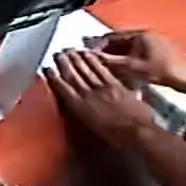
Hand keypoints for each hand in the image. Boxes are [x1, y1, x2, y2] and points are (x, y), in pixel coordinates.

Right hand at [44, 49, 159, 149]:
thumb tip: (79, 103)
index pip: (62, 87)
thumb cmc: (114, 134)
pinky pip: (102, 71)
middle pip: (73, 76)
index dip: (53, 77)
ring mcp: (102, 89)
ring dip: (77, 60)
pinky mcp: (116, 86)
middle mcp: (87, 95)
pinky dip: (95, 62)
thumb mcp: (90, 125)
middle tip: (58, 53)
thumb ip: (82, 110)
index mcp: (77, 106)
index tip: (47, 68)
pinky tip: (89, 55)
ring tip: (69, 50)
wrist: (137, 133)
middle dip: (64, 63)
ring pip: (86, 71)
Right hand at [85, 30, 185, 91]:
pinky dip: (129, 56)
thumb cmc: (161, 71)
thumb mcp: (131, 67)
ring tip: (109, 66)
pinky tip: (126, 67)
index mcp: (140, 34)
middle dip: (107, 50)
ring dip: (118, 54)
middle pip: (120, 40)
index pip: (110, 37)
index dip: (97, 46)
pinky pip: (139, 49)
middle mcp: (148, 33)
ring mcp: (157, 40)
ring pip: (129, 45)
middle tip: (97, 62)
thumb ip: (108, 60)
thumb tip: (88, 56)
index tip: (88, 56)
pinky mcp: (162, 48)